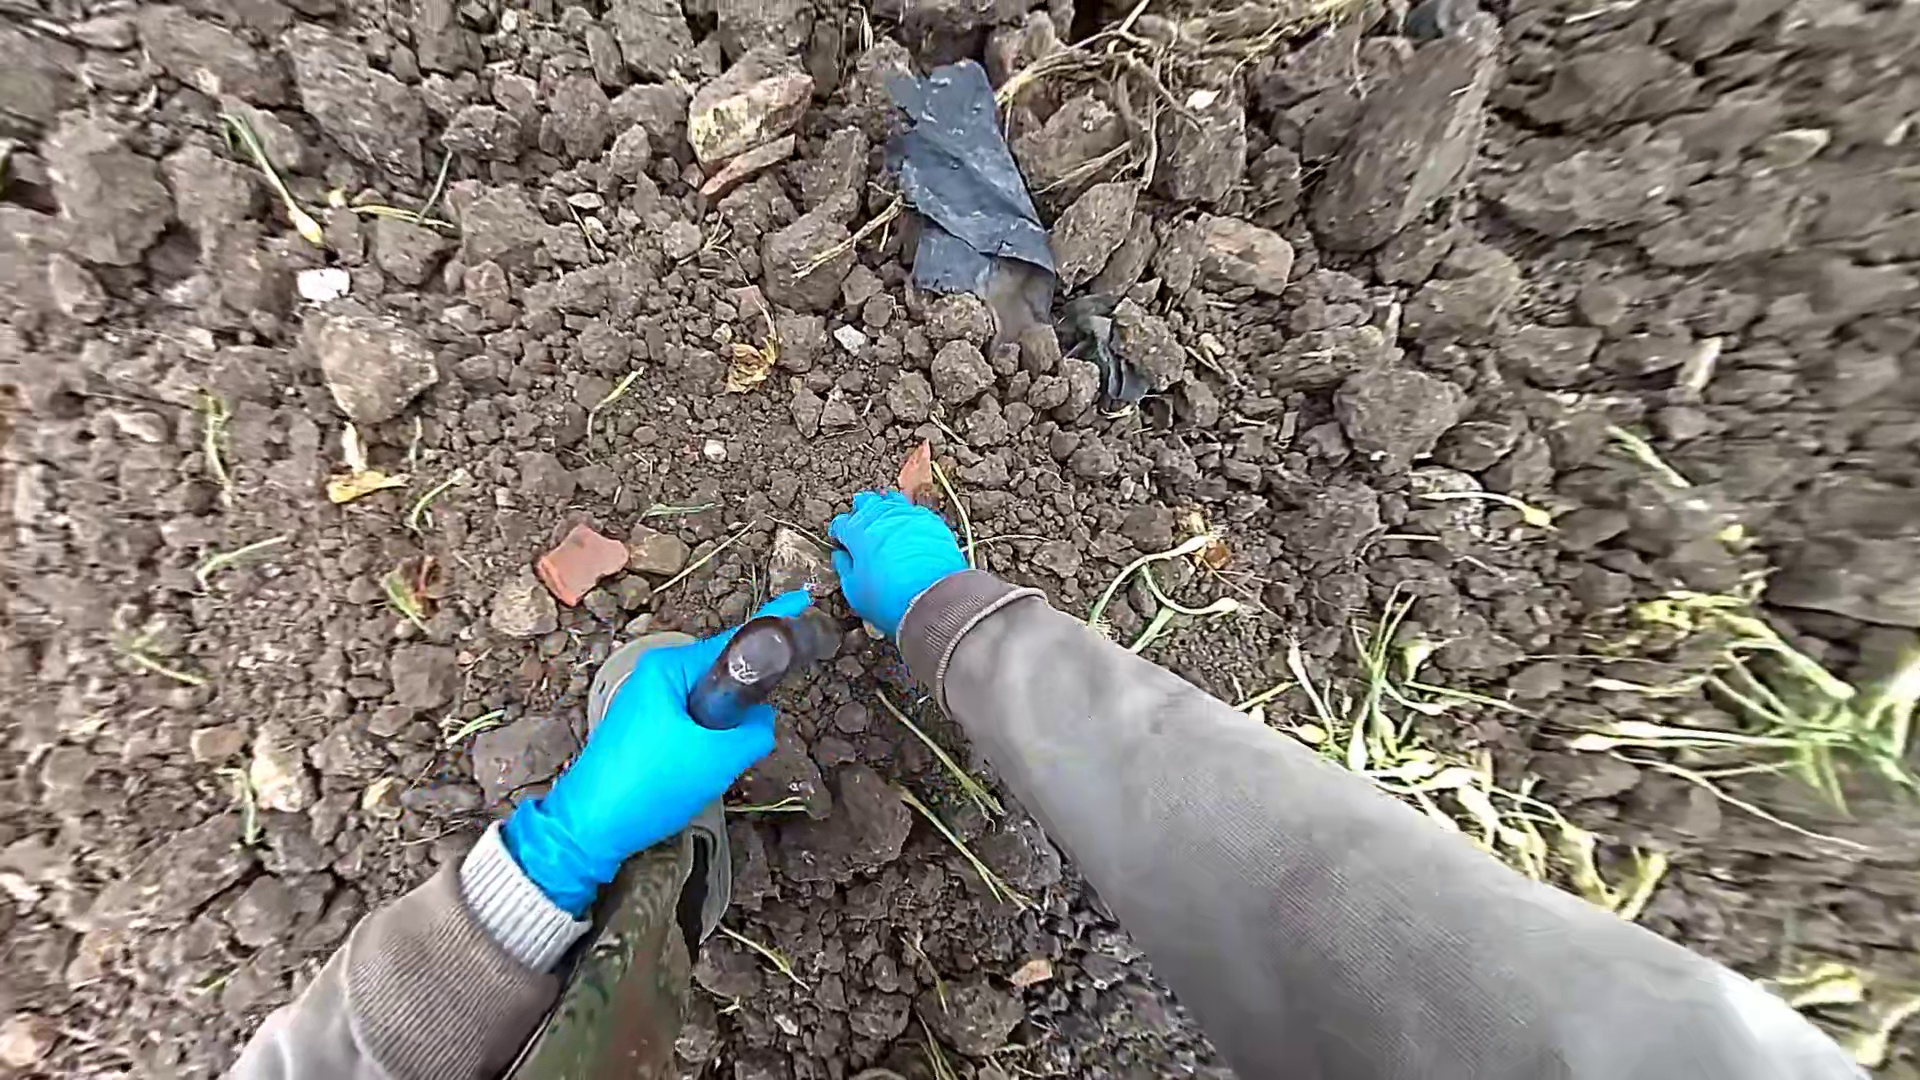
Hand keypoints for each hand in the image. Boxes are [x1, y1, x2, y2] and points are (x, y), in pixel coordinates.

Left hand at [503, 590, 812, 914]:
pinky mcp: (647, 723)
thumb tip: (764, 719)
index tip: (803, 600)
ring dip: (730, 717)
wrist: (585, 833)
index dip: (774, 620)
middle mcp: (659, 674)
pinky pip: (695, 713)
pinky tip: (715, 756)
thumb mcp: (720, 759)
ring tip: (731, 750)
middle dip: (751, 689)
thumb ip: (757, 731)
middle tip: (769, 708)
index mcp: (671, 668)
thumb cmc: (649, 786)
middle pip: (725, 667)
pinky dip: (713, 729)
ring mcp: (650, 698)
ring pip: (712, 694)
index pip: (735, 636)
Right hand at [830, 490, 968, 637]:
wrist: (933, 596)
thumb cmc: (891, 597)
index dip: (840, 533)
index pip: (841, 523)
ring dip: (887, 509)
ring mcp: (909, 516)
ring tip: (886, 520)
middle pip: (867, 503)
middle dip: (862, 510)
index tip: (843, 540)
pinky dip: (910, 518)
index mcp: (857, 532)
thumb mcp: (854, 590)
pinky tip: (911, 529)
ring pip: (893, 501)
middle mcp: (882, 517)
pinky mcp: (932, 521)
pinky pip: (916, 512)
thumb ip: (845, 568)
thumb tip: (842, 558)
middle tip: (862, 523)